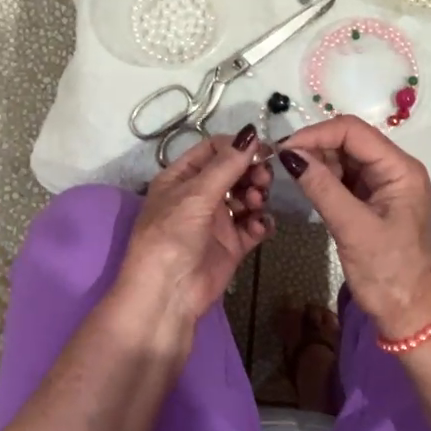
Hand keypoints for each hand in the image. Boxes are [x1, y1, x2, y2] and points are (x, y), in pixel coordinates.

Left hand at [121, 125, 275, 319]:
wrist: (167, 296)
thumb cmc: (171, 237)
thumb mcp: (195, 195)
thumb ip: (226, 165)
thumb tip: (252, 133)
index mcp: (181, 178)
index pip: (212, 150)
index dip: (236, 147)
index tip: (260, 148)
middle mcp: (199, 195)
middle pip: (234, 172)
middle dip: (251, 171)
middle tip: (263, 179)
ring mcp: (217, 220)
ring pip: (246, 196)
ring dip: (256, 195)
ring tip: (256, 203)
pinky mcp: (232, 245)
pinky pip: (253, 225)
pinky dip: (261, 223)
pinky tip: (259, 226)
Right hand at [276, 116, 430, 339]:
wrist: (408, 315)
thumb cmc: (388, 272)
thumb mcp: (352, 227)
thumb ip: (322, 187)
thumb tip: (289, 155)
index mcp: (400, 169)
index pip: (354, 131)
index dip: (317, 134)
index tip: (284, 149)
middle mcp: (394, 169)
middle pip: (349, 140)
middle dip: (315, 146)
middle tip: (281, 161)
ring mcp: (383, 184)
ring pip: (343, 157)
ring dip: (317, 160)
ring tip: (288, 171)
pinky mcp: (371, 200)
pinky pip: (343, 177)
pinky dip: (323, 177)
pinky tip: (305, 183)